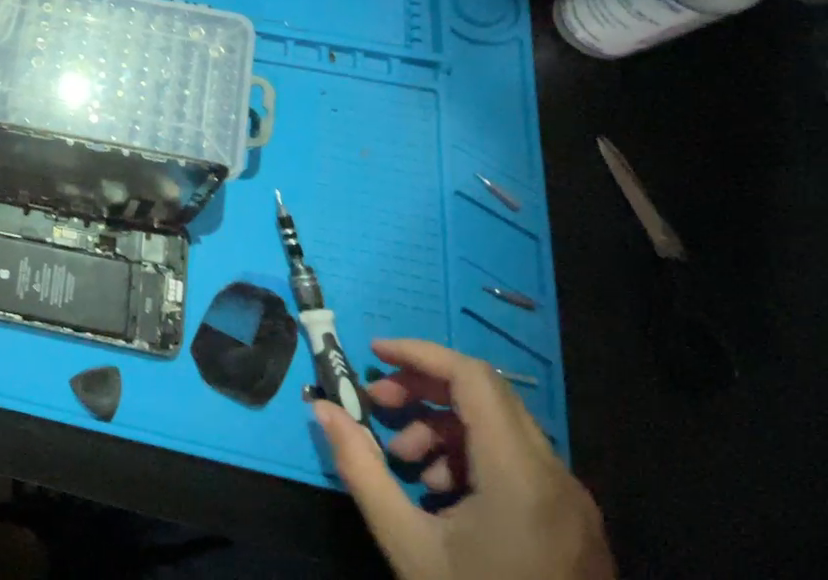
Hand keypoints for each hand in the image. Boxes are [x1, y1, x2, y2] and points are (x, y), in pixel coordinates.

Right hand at [313, 338, 614, 579]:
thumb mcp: (405, 541)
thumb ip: (360, 468)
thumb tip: (321, 408)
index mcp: (521, 477)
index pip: (474, 379)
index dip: (420, 353)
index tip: (371, 354)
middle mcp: (557, 477)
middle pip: (487, 396)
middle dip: (423, 388)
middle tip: (375, 404)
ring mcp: (572, 500)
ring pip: (501, 428)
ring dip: (443, 425)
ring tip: (403, 461)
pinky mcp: (573, 520)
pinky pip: (518, 461)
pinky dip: (471, 455)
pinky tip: (441, 491)